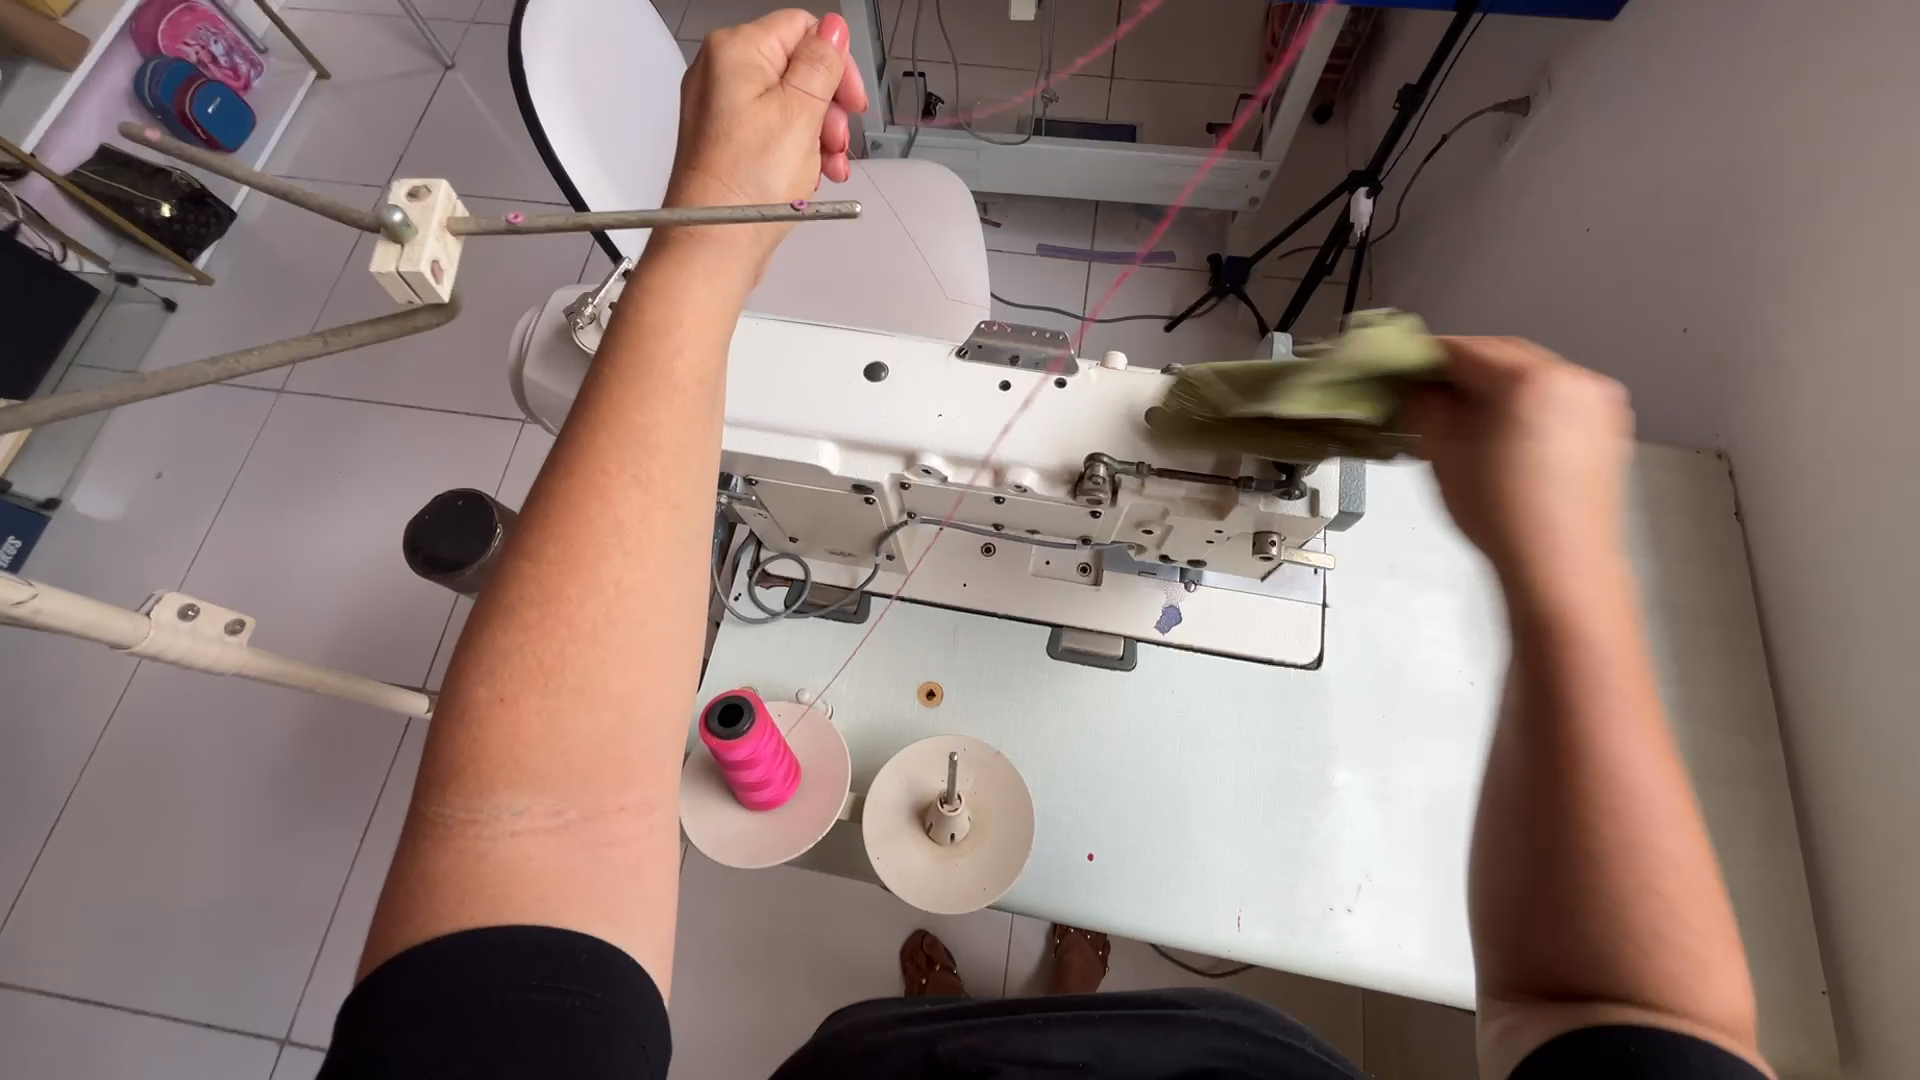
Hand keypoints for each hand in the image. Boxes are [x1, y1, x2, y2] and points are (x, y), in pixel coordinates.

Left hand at [662, 10, 869, 277]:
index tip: (852, 102)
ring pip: (789, 106)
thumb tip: (833, 31)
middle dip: (828, 109)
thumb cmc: (745, 184)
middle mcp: (723, 73)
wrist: (714, 240)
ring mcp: (723, 110)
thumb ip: (821, 64)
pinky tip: (809, 177)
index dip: (837, 65)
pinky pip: (773, 134)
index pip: (802, 29)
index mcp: (737, 50)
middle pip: (797, 70)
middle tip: (837, 142)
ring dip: (819, 137)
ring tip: (828, 168)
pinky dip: (797, 153)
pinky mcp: (728, 143)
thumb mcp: (801, 114)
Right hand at [1402, 337, 1633, 589]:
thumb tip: (1422, 390)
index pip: (1468, 350)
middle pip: (1506, 355)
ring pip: (1532, 374)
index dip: (1428, 356)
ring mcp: (1597, 400)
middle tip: (1424, 388)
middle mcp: (1573, 379)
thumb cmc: (1496, 510)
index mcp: (1532, 381)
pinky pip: (1555, 395)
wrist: (1560, 562)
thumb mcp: (1443, 455)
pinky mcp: (1606, 424)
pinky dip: (1522, 400)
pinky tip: (1497, 427)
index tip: (1401, 366)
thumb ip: (1428, 409)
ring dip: (1493, 382)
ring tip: (1459, 411)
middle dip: (1463, 367)